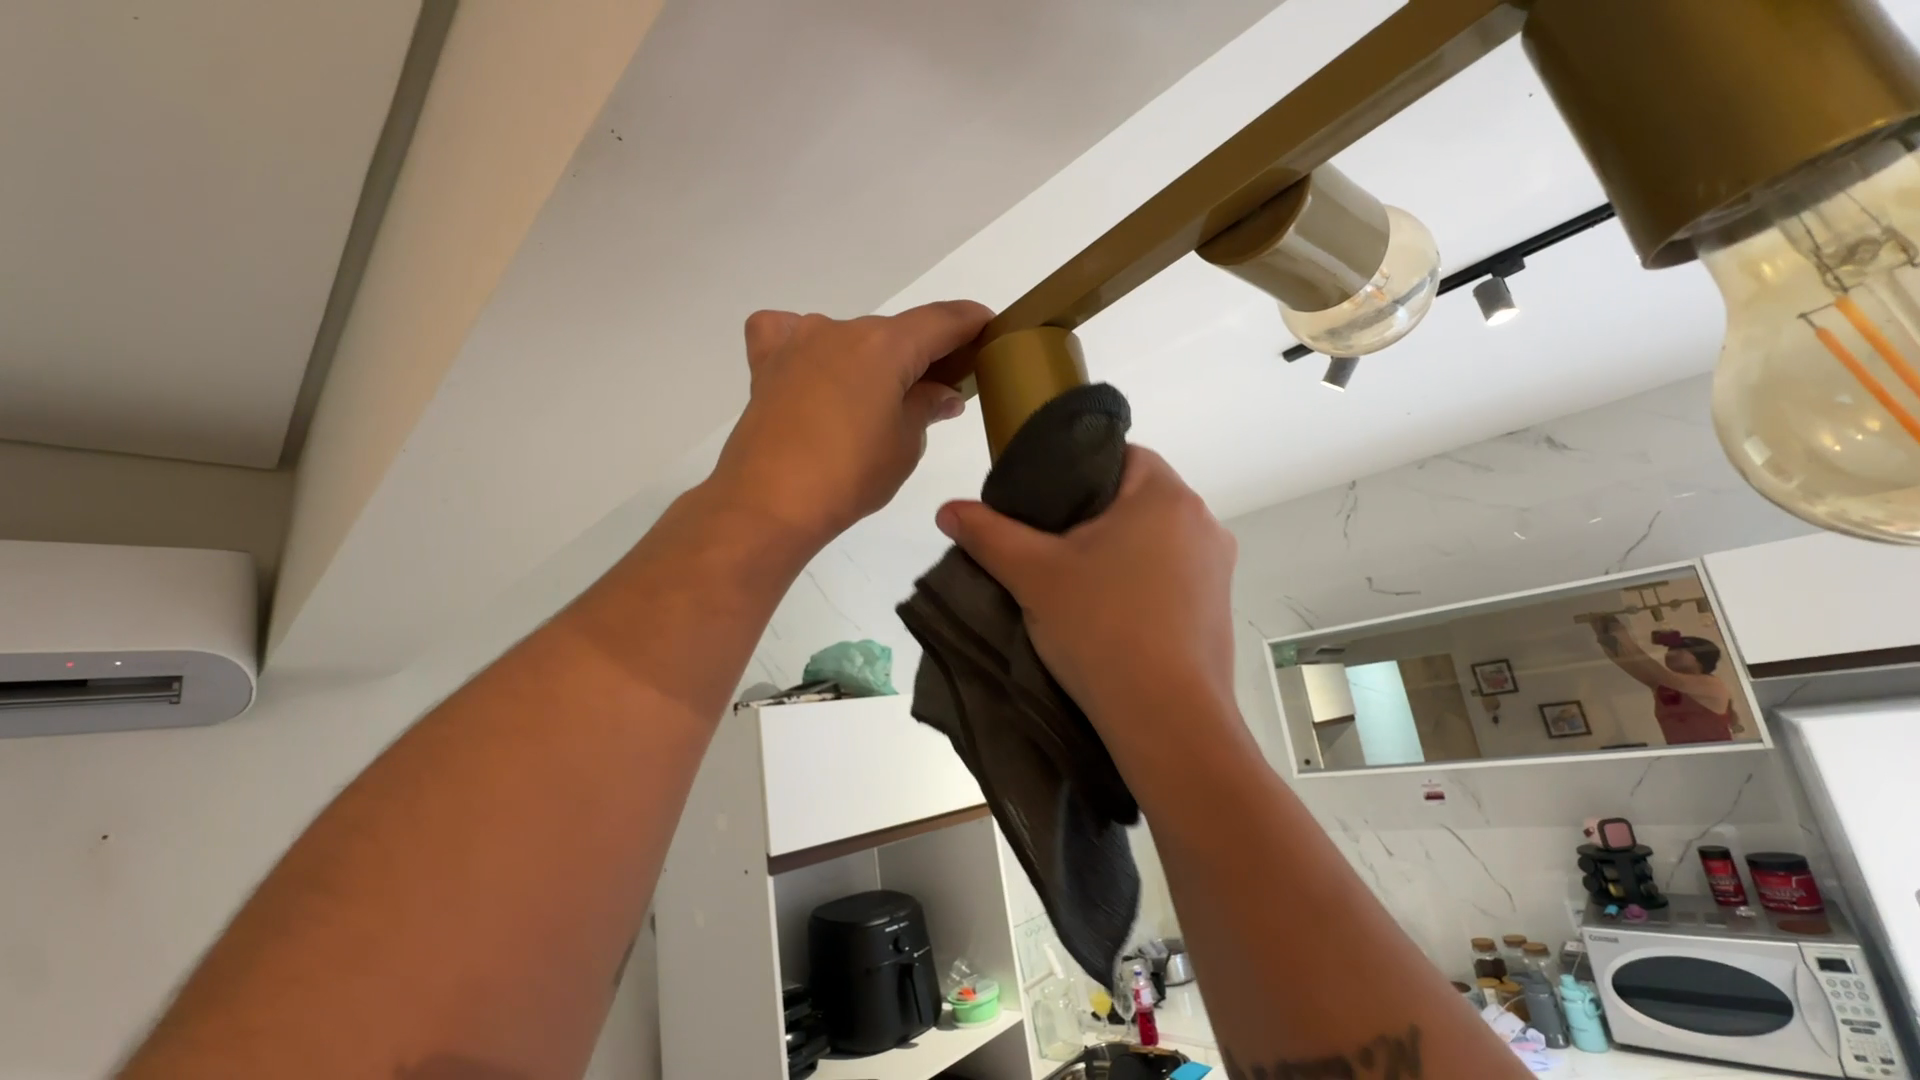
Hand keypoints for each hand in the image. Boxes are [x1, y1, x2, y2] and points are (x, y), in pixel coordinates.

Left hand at [708, 300, 991, 550]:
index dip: (970, 323)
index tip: (989, 329)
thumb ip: (927, 407)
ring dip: (869, 361)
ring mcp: (799, 343)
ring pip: (848, 338)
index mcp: (886, 345)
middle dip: (919, 356)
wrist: (769, 504)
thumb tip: (943, 393)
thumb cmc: (850, 476)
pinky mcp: (766, 364)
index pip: (942, 321)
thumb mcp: (904, 446)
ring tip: (874, 401)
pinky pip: (787, 335)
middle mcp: (842, 329)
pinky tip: (810, 371)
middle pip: (894, 333)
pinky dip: (805, 346)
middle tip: (936, 392)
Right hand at [933, 447, 1238, 748]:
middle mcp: (1203, 522)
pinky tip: (1113, 617)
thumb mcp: (1033, 575)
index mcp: (1165, 495)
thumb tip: (947, 510)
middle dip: (1095, 518)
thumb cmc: (1102, 628)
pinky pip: (1174, 579)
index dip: (1078, 472)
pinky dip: (1143, 587)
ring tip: (1078, 585)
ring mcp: (1218, 568)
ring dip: (1120, 554)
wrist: (1167, 719)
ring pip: (1157, 542)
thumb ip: (988, 534)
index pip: (1121, 455)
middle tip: (1050, 546)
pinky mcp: (1220, 609)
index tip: (1045, 504)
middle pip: (1137, 499)